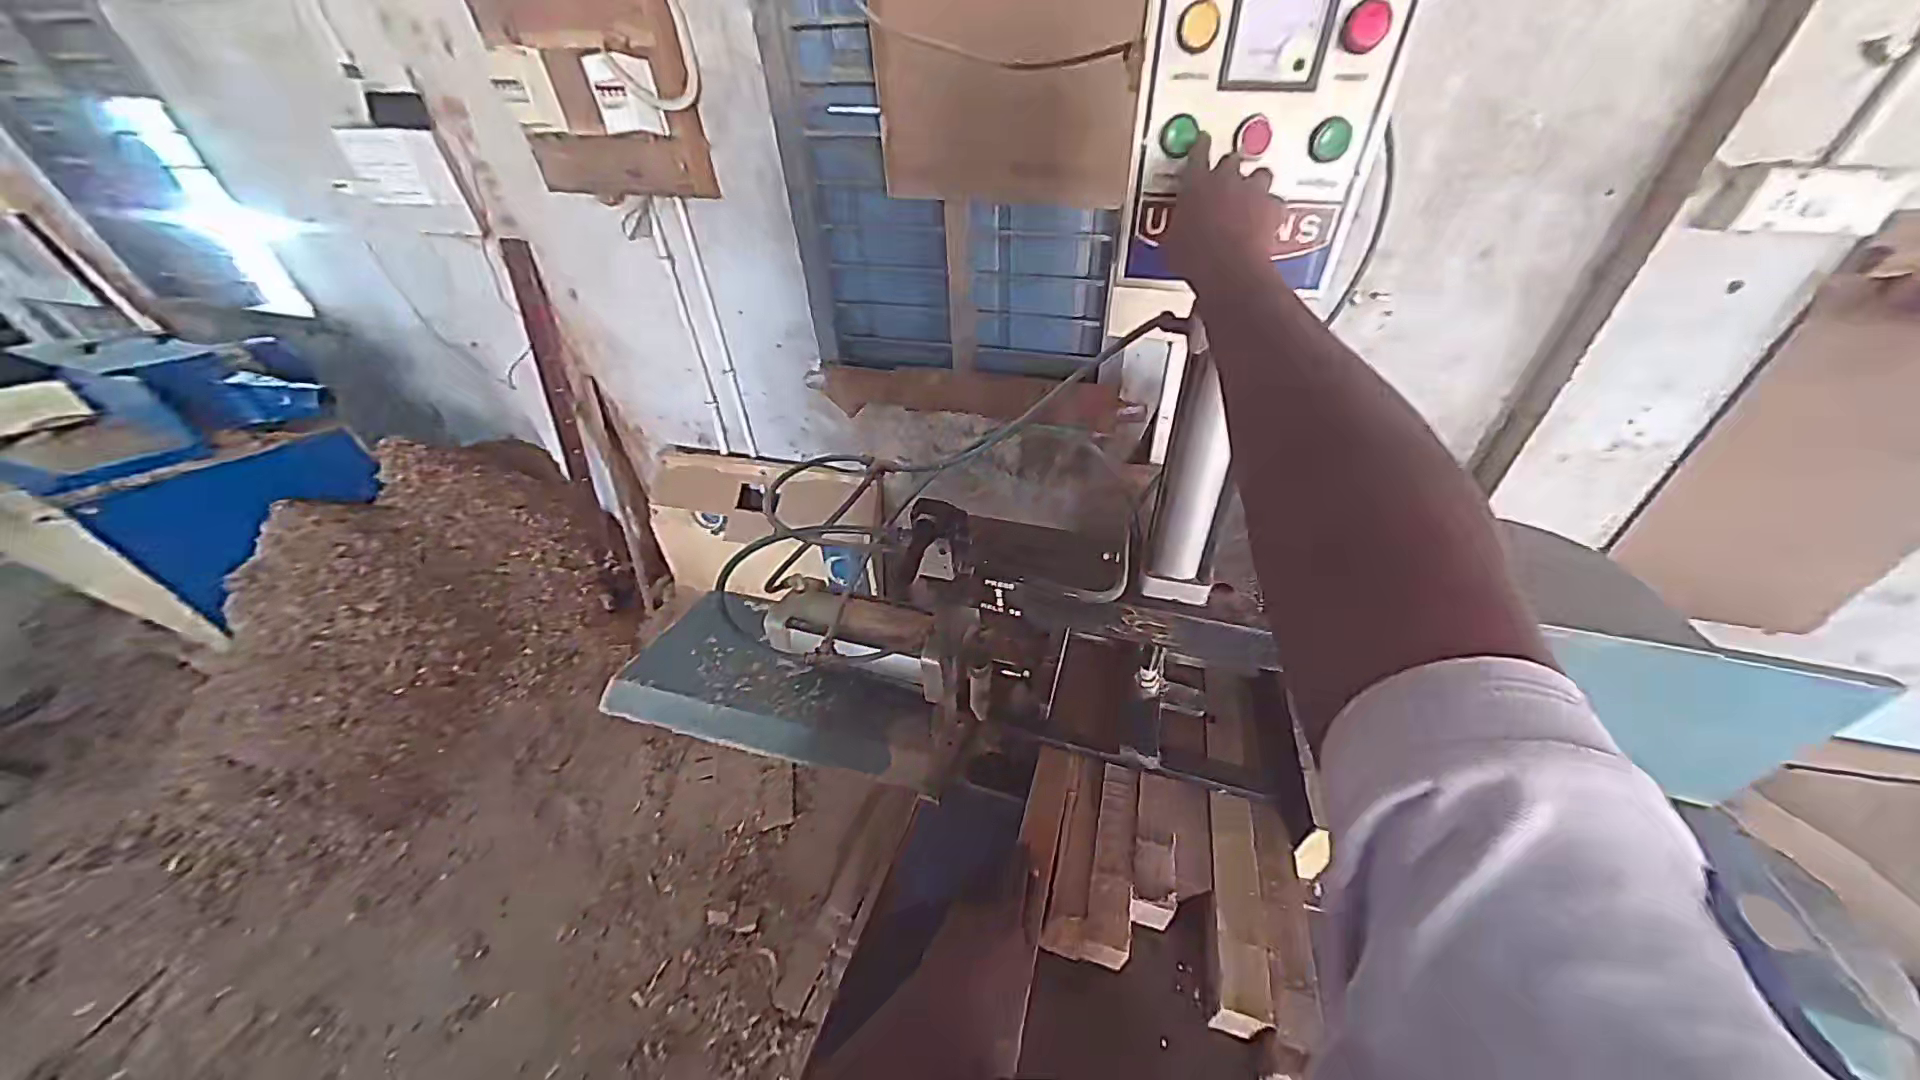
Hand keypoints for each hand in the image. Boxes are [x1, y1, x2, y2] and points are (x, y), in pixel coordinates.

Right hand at [1163, 131, 1289, 288]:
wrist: (1226, 268)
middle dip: (1229, 167)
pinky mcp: (1271, 207)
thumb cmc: (1195, 256)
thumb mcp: (1171, 244)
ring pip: (1259, 174)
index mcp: (1195, 184)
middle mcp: (1226, 179)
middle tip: (1226, 177)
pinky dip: (1271, 209)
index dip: (1201, 145)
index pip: (1198, 153)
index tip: (1203, 140)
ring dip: (1255, 182)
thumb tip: (1172, 235)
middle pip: (1231, 160)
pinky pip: (1274, 203)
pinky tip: (1267, 217)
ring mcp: (1252, 191)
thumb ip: (1175, 229)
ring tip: (1251, 193)